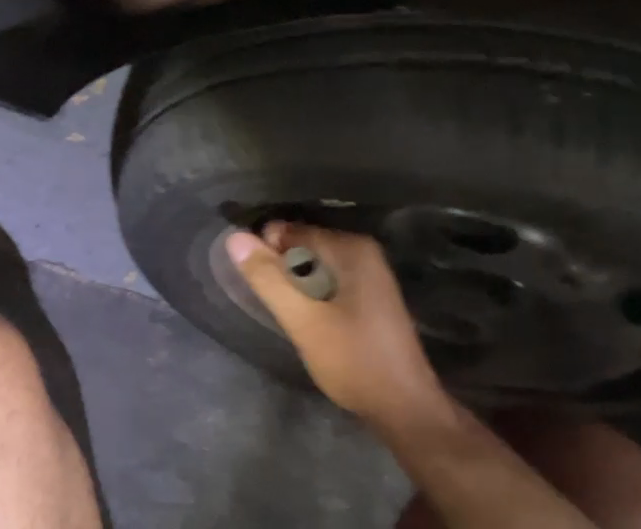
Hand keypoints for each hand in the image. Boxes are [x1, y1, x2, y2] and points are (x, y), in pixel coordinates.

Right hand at [226, 223, 446, 427]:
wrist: (406, 411)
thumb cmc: (354, 361)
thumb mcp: (303, 320)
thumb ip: (268, 277)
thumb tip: (234, 237)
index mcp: (351, 248)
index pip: (290, 231)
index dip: (265, 252)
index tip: (255, 282)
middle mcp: (363, 252)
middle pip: (302, 246)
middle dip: (280, 268)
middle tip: (271, 301)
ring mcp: (369, 274)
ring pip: (313, 266)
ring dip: (294, 283)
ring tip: (285, 311)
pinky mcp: (369, 296)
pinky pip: (326, 280)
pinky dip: (310, 293)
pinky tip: (306, 318)